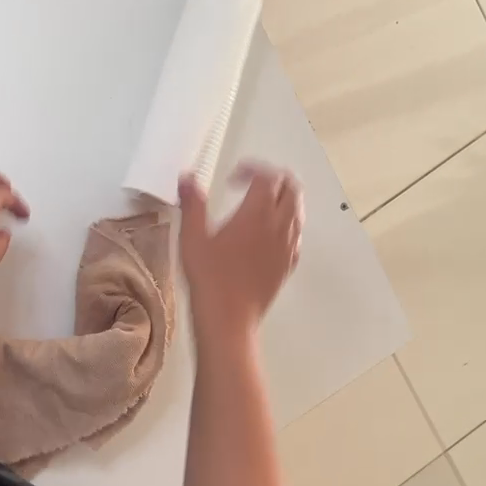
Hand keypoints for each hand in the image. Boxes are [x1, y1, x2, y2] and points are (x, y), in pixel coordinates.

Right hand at [179, 164, 302, 343]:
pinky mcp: (290, 263)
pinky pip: (296, 233)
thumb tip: (187, 178)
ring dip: (282, 199)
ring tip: (258, 207)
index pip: (267, 176)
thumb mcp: (192, 238)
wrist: (228, 316)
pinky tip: (266, 234)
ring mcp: (289, 245)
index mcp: (257, 212)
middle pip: (291, 187)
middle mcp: (280, 224)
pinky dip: (286, 223)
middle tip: (250, 185)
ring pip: (298, 209)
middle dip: (273, 179)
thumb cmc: (208, 277)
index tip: (232, 177)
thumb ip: (192, 204)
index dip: (251, 169)